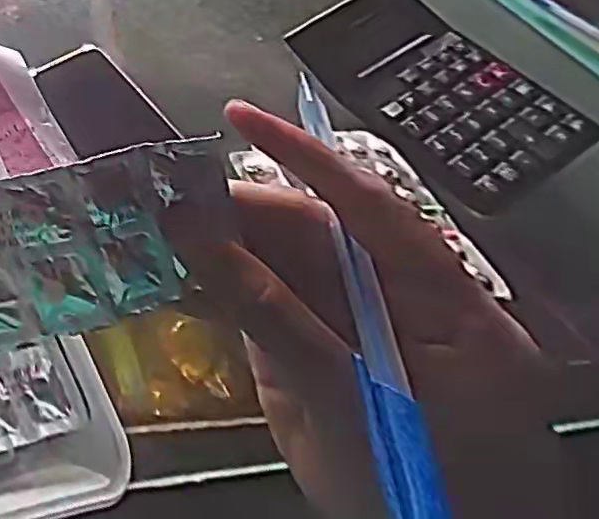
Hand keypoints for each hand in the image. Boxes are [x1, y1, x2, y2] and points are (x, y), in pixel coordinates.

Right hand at [181, 103, 568, 518]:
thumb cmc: (430, 492)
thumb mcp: (346, 397)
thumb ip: (268, 309)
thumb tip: (191, 232)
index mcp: (441, 306)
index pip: (368, 206)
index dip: (300, 156)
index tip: (239, 117)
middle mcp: (393, 301)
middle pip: (304, 231)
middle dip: (231, 211)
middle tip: (165, 200)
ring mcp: (349, 325)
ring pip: (270, 260)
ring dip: (212, 243)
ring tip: (157, 228)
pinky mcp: (311, 347)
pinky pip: (255, 296)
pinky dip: (214, 281)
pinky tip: (176, 269)